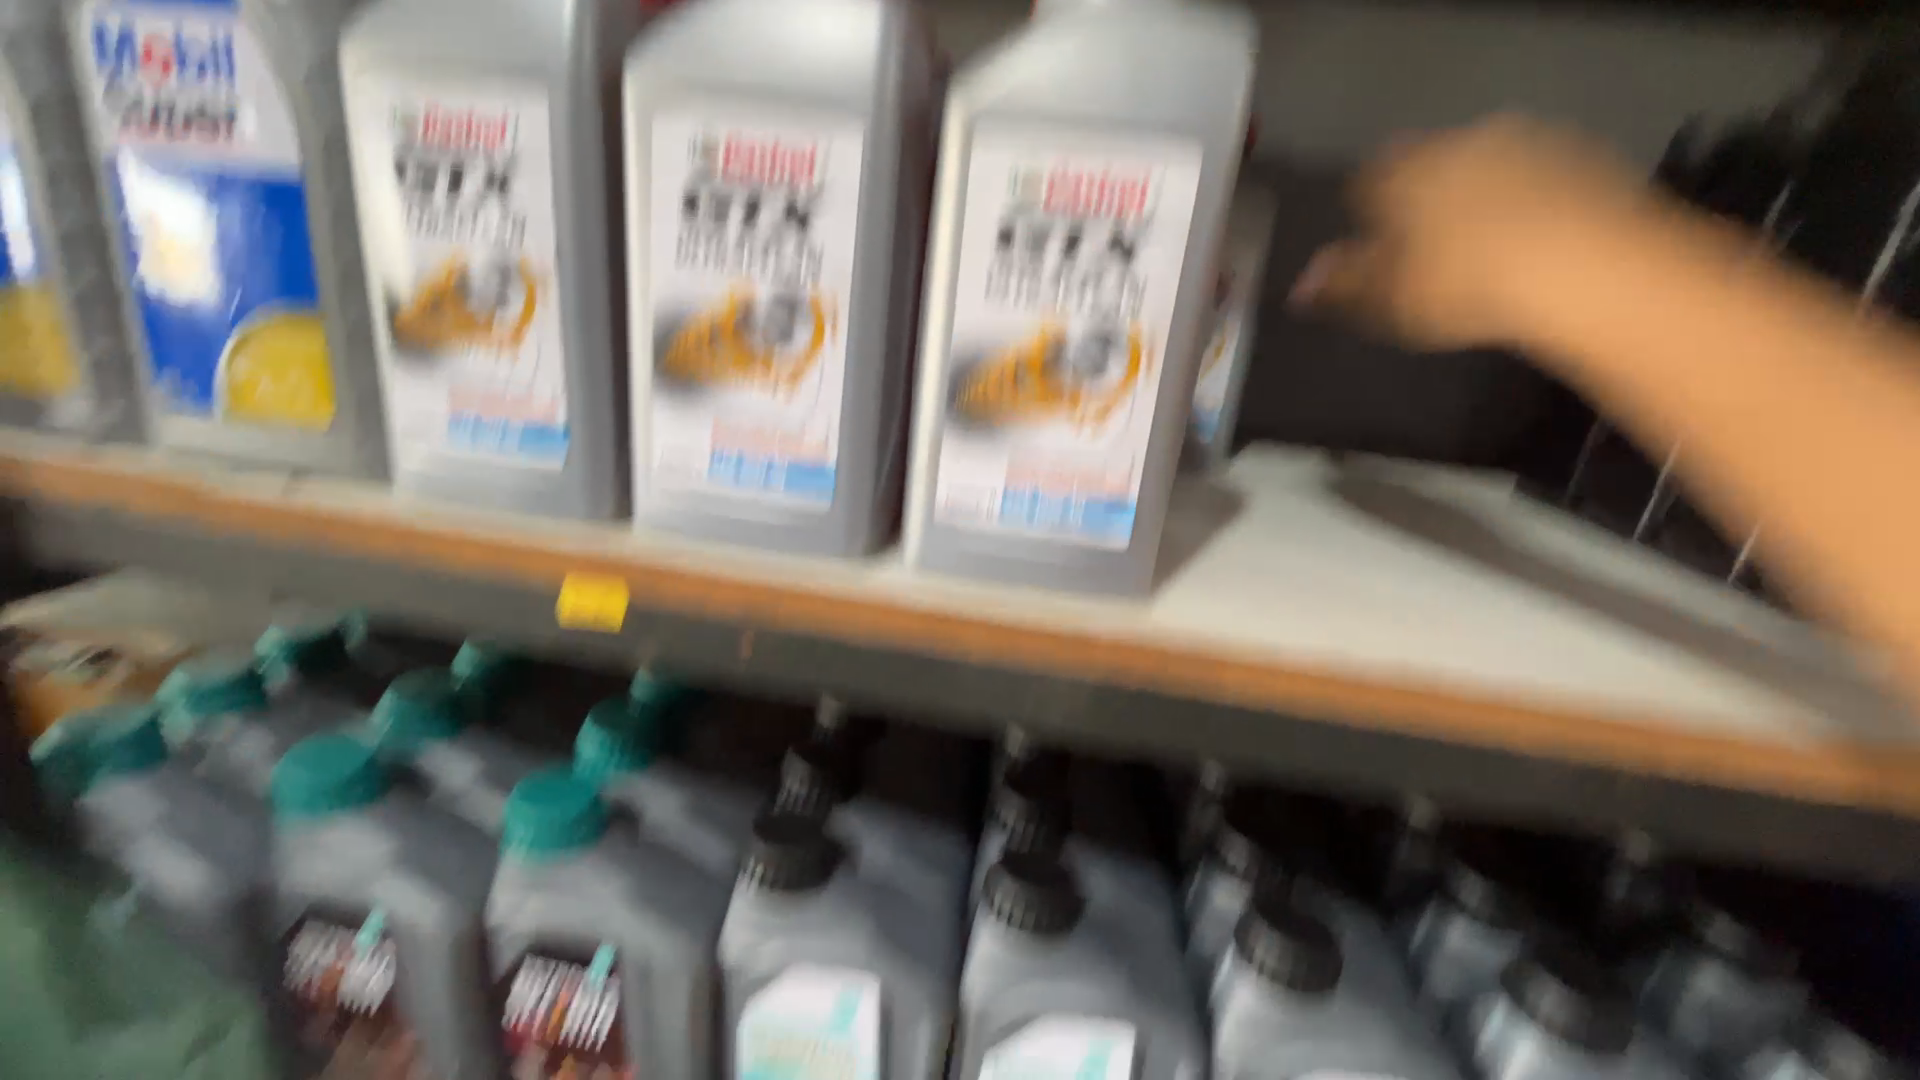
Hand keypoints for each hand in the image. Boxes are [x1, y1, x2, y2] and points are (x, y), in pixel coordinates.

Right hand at [1291, 115, 1661, 352]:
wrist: (1585, 268)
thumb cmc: (1462, 286)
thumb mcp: (1387, 298)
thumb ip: (1341, 285)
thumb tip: (1299, 286)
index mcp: (1400, 173)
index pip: (1364, 182)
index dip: (1365, 217)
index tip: (1376, 252)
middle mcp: (1455, 142)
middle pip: (1423, 167)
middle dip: (1420, 201)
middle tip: (1427, 255)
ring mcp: (1520, 141)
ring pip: (1478, 168)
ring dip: (1472, 198)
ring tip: (1481, 253)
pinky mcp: (1577, 154)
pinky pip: (1531, 177)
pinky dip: (1522, 202)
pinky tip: (1528, 245)